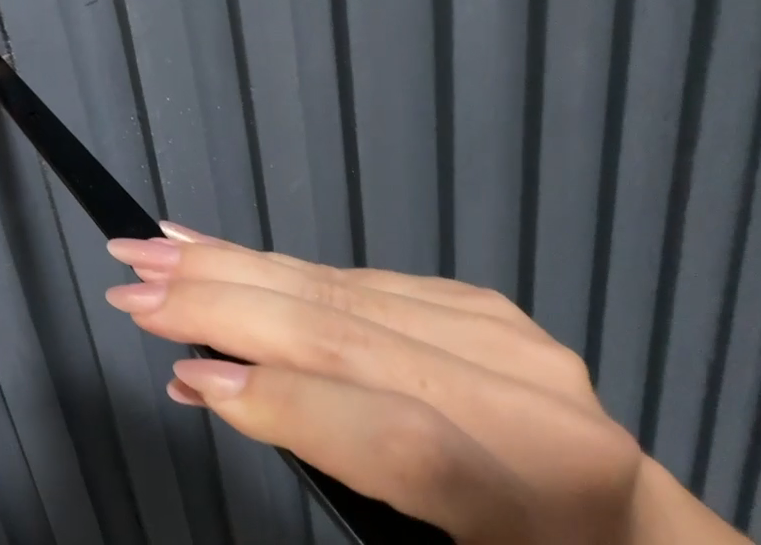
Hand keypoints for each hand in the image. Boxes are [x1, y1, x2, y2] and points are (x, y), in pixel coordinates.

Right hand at [105, 230, 746, 543]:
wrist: (630, 531)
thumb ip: (332, 462)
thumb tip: (211, 382)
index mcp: (538, 495)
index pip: (400, 439)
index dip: (288, 405)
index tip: (186, 378)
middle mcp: (529, 400)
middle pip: (351, 338)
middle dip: (223, 307)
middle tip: (129, 288)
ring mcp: (502, 335)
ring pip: (336, 289)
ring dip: (225, 266)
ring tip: (146, 252)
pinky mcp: (473, 300)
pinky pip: (346, 275)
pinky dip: (262, 261)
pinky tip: (206, 244)